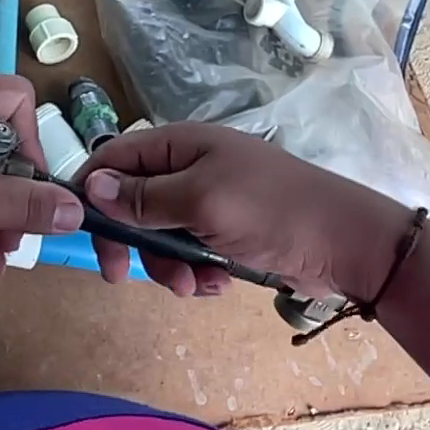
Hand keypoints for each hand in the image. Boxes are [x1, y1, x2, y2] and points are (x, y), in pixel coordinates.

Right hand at [77, 123, 415, 298]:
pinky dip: (195, 270)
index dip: (91, 189)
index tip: (81, 231)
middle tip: (121, 276)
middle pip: (131, 200)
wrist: (348, 244)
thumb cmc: (272, 212)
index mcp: (179, 144)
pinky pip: (189, 249)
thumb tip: (91, 186)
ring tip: (192, 285)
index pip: (113, 157)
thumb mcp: (201, 202)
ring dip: (166, 263)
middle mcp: (188, 166)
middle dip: (130, 239)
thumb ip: (144, 197)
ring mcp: (208, 198)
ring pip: (158, 232)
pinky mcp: (225, 230)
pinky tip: (216, 284)